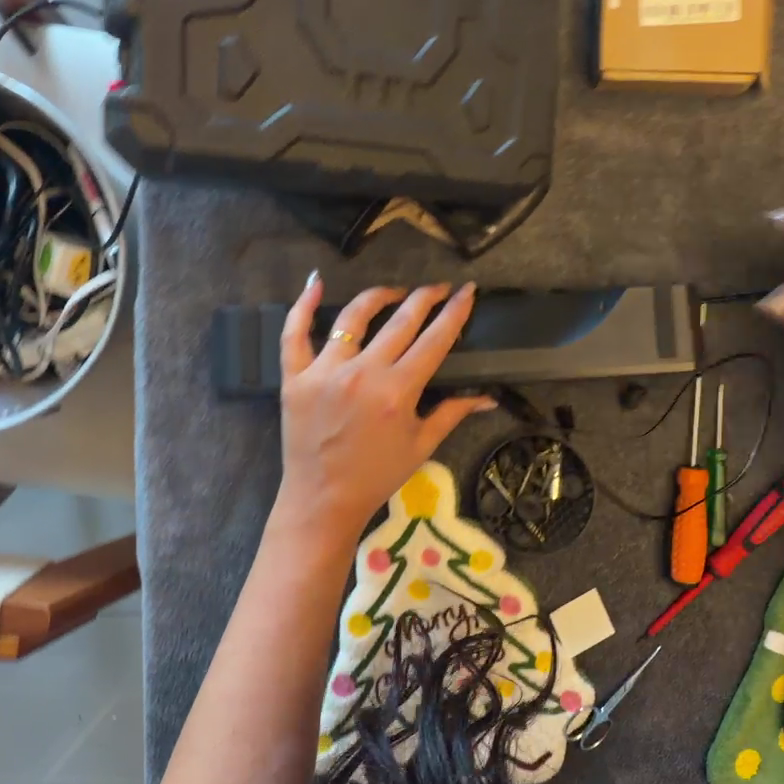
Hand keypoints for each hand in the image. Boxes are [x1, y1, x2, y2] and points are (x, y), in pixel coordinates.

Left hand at [272, 277, 494, 543]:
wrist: (322, 501)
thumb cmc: (377, 476)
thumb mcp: (422, 445)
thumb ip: (453, 413)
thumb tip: (489, 397)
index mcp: (398, 391)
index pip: (434, 339)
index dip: (454, 311)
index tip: (467, 290)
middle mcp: (363, 373)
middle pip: (400, 320)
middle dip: (425, 297)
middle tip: (439, 287)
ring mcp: (325, 372)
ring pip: (352, 317)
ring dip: (378, 296)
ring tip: (395, 292)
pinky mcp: (295, 377)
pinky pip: (294, 334)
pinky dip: (303, 306)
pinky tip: (316, 283)